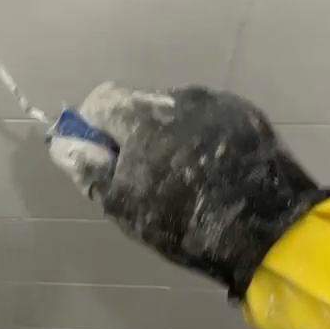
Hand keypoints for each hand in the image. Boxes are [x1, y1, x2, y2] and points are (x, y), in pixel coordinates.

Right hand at [47, 83, 323, 297]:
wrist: (267, 232)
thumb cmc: (182, 224)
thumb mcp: (123, 206)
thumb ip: (89, 169)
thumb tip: (62, 142)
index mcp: (144, 116)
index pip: (101, 100)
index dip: (94, 129)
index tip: (102, 161)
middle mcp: (180, 97)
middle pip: (139, 105)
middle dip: (132, 135)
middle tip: (141, 180)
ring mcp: (218, 103)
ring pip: (174, 113)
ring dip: (166, 137)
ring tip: (181, 180)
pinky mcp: (247, 116)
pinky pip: (207, 121)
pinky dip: (199, 141)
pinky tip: (210, 174)